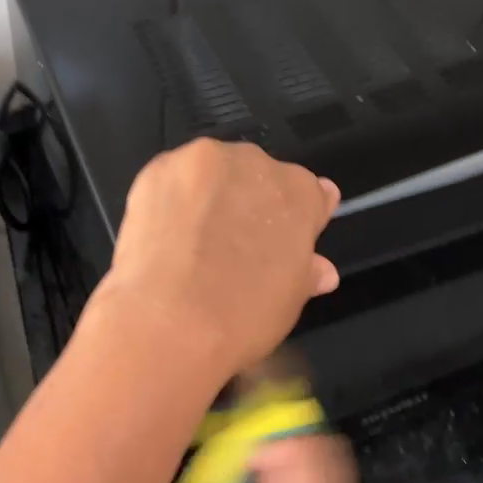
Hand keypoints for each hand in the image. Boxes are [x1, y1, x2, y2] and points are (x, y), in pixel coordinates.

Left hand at [99, 138, 340, 376]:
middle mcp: (257, 163)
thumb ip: (306, 271)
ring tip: (192, 242)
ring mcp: (206, 160)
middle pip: (260, 174)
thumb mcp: (287, 303)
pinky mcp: (161, 166)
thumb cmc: (238, 318)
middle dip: (250, 202)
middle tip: (232, 247)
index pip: (310, 192)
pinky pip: (174, 178)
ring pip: (214, 172)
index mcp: (299, 193)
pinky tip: (165, 234)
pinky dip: (171, 199)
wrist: (163, 322)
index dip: (299, 216)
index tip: (284, 236)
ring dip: (210, 196)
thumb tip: (321, 269)